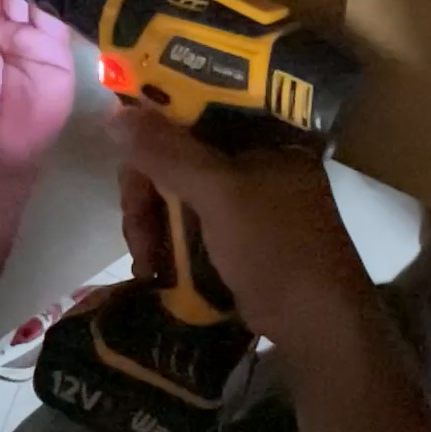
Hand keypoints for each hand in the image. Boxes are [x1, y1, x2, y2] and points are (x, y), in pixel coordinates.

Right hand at [111, 108, 375, 350]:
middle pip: (181, 153)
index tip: (126, 151)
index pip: (199, 109)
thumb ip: (168, 154)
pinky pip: (187, 220)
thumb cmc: (275, 245)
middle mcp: (257, 156)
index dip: (158, 125)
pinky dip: (167, 239)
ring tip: (145, 259)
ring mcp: (246, 196)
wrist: (314, 323)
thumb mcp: (219, 193)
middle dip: (148, 190)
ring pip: (178, 190)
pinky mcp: (235, 231)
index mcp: (265, 133)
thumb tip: (116, 115)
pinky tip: (154, 266)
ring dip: (152, 221)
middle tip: (134, 223)